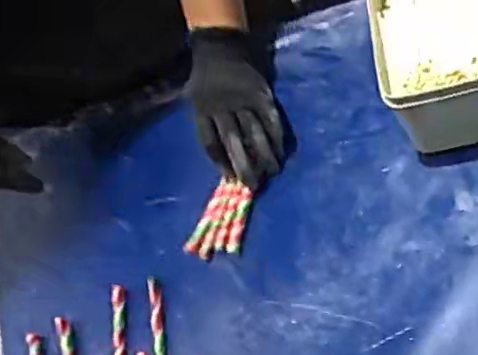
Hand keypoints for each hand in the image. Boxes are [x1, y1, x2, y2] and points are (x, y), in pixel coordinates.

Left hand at [185, 29, 286, 189]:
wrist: (222, 46)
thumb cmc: (209, 81)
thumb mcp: (195, 99)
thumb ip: (207, 128)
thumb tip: (225, 167)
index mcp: (202, 108)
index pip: (210, 142)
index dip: (221, 164)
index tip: (232, 180)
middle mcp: (221, 105)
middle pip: (233, 141)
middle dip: (244, 166)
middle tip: (254, 185)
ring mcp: (242, 99)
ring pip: (254, 134)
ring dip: (265, 157)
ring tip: (272, 173)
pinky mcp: (261, 95)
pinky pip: (271, 122)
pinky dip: (277, 140)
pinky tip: (281, 154)